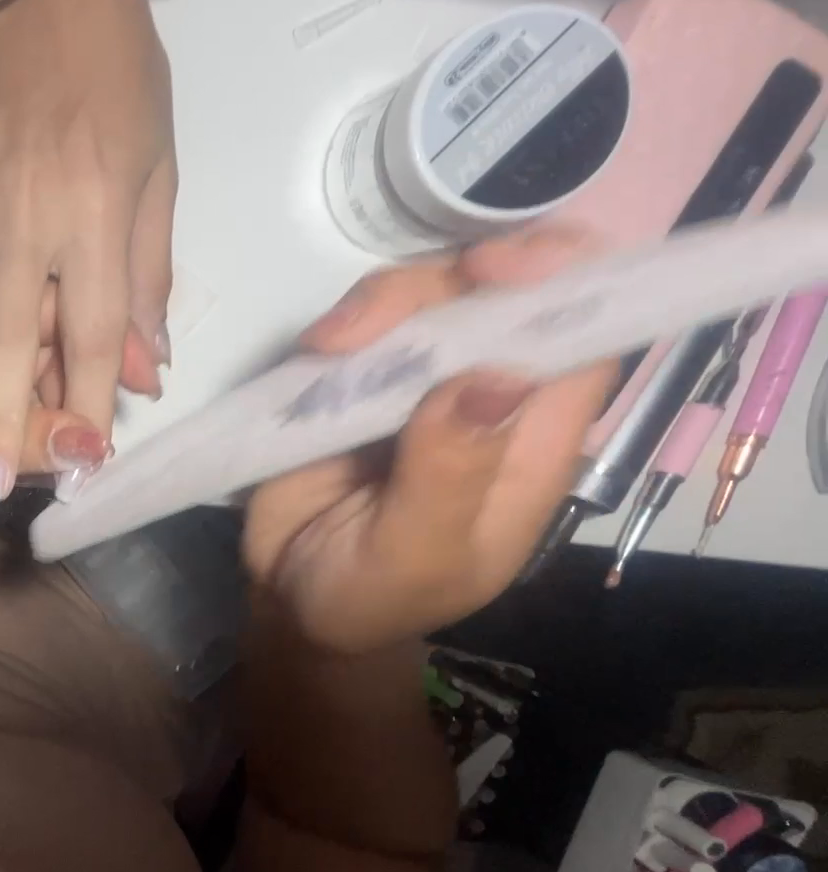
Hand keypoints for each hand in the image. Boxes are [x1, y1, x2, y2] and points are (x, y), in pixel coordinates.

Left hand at [0, 290, 110, 541]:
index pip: (39, 313)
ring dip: (61, 420)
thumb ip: (12, 441)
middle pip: (42, 351)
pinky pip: (6, 426)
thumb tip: (93, 445)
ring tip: (97, 455)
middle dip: (87, 386)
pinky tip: (62, 465)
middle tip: (122, 427)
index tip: (141, 378)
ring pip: (27, 391)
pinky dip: (33, 444)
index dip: (96, 341)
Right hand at [243, 229, 616, 653]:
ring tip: (323, 348)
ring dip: (378, 304)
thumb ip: (451, 475)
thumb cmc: (371, 596)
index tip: (496, 269)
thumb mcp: (415, 555)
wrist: (290, 603)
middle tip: (367, 324)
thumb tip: (498, 378)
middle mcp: (477, 400)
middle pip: (492, 299)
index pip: (581, 339)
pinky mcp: (346, 387)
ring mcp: (407, 388)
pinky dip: (335, 327)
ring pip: (421, 302)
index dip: (558, 284)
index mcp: (526, 443)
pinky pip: (354, 332)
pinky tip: (311, 352)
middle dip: (442, 286)